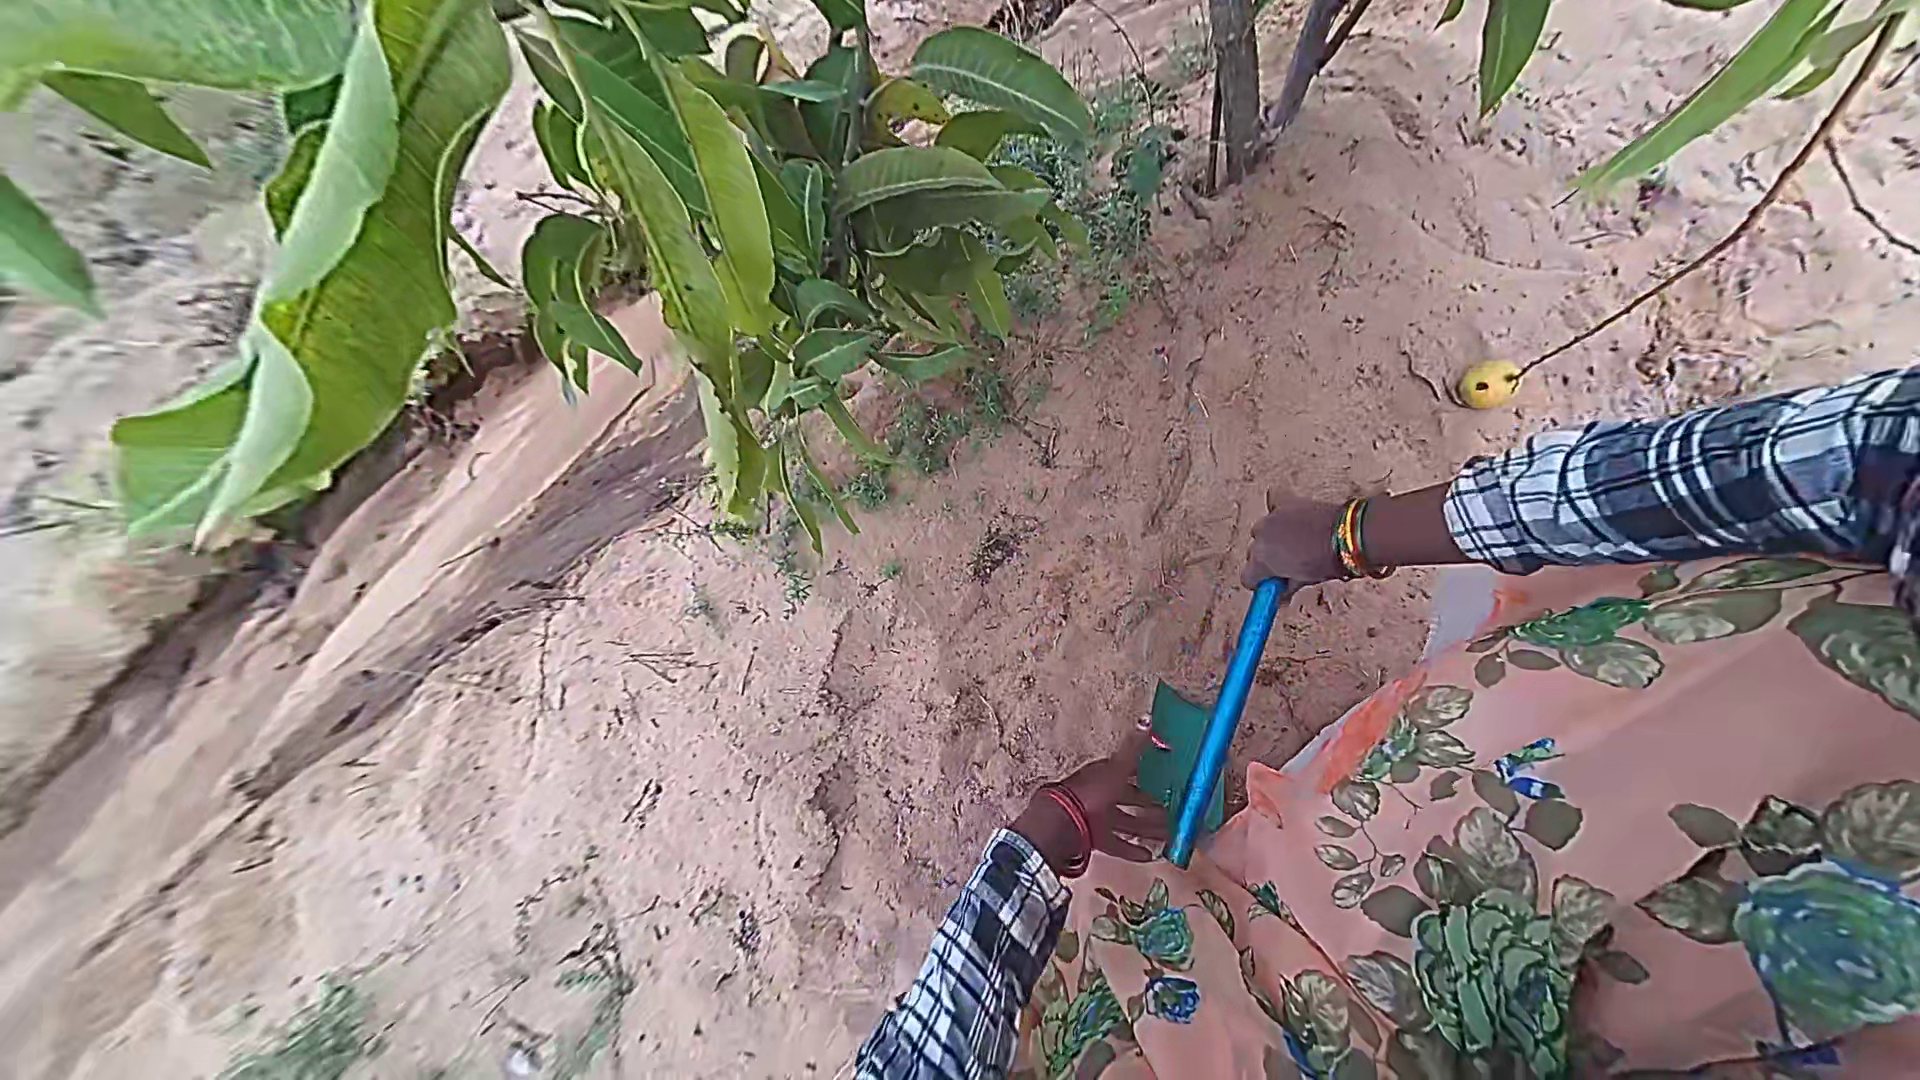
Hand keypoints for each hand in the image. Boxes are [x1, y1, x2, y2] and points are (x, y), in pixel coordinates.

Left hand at [1013, 723, 1170, 875]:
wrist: (1064, 824)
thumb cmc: (1092, 792)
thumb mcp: (1116, 767)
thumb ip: (1133, 748)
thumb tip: (1147, 720)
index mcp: (1104, 774)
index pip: (1127, 771)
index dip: (1145, 774)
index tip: (1166, 779)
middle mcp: (1101, 794)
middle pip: (1129, 798)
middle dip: (1149, 804)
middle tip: (1172, 812)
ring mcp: (1098, 817)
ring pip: (1127, 821)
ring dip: (1146, 828)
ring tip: (1169, 835)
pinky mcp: (1096, 839)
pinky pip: (1118, 843)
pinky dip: (1132, 849)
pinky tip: (1150, 855)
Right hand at [1242, 488, 1344, 589]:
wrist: (1351, 535)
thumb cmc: (1330, 559)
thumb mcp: (1306, 580)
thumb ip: (1286, 587)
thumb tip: (1281, 594)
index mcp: (1261, 561)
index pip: (1248, 578)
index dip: (1261, 583)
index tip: (1273, 584)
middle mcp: (1260, 537)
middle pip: (1254, 554)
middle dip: (1268, 560)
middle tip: (1290, 565)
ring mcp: (1271, 518)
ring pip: (1263, 531)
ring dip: (1274, 537)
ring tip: (1296, 541)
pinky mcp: (1284, 503)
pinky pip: (1273, 502)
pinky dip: (1278, 509)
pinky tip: (1287, 516)